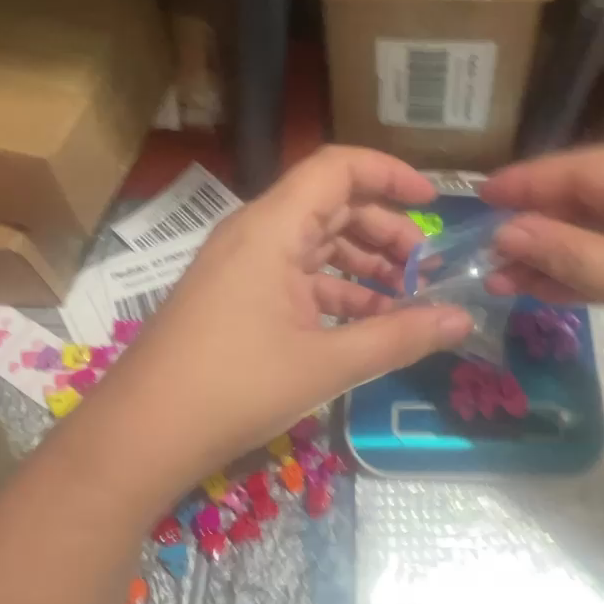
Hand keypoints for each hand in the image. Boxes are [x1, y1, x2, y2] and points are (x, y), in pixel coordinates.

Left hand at [102, 147, 471, 484]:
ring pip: (317, 243)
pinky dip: (336, 292)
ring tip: (406, 301)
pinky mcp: (236, 296)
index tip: (434, 202)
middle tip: (426, 270)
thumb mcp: (327, 363)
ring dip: (365, 265)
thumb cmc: (234, 387)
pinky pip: (298, 276)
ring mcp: (243, 265)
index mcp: (273, 227)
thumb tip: (464, 320)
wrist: (139, 436)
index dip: (390, 174)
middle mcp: (256, 232)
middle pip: (333, 205)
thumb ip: (400, 337)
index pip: (338, 167)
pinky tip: (368, 326)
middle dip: (386, 231)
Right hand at [481, 145, 603, 408]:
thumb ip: (566, 252)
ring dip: (562, 251)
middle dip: (540, 226)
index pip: (585, 168)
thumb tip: (505, 232)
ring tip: (507, 279)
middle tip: (488, 251)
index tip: (479, 197)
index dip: (528, 184)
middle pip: (595, 194)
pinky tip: (550, 286)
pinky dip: (595, 265)